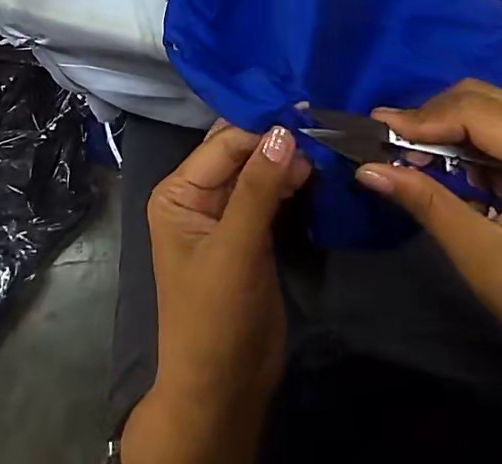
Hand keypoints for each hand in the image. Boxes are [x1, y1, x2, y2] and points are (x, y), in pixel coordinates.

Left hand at [122, 121, 310, 463]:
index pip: (222, 145)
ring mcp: (224, 215)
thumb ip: (258, 189)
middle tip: (318, 120)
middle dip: (272, 138)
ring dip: (284, 160)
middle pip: (236, 153)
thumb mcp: (235, 249)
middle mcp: (197, 195)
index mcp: (178, 191)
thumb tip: (283, 130)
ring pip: (255, 172)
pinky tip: (314, 171)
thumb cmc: (215, 316)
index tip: (305, 112)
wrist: (223, 388)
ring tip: (323, 143)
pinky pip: (267, 196)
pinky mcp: (248, 235)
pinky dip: (288, 183)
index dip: (261, 129)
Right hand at [353, 79, 501, 394]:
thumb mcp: (487, 261)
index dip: (422, 119)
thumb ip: (428, 204)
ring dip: (449, 129)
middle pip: (486, 100)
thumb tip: (367, 168)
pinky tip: (448, 168)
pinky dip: (471, 145)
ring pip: (495, 111)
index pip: (479, 112)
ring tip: (411, 156)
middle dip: (432, 119)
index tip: (375, 132)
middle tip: (389, 144)